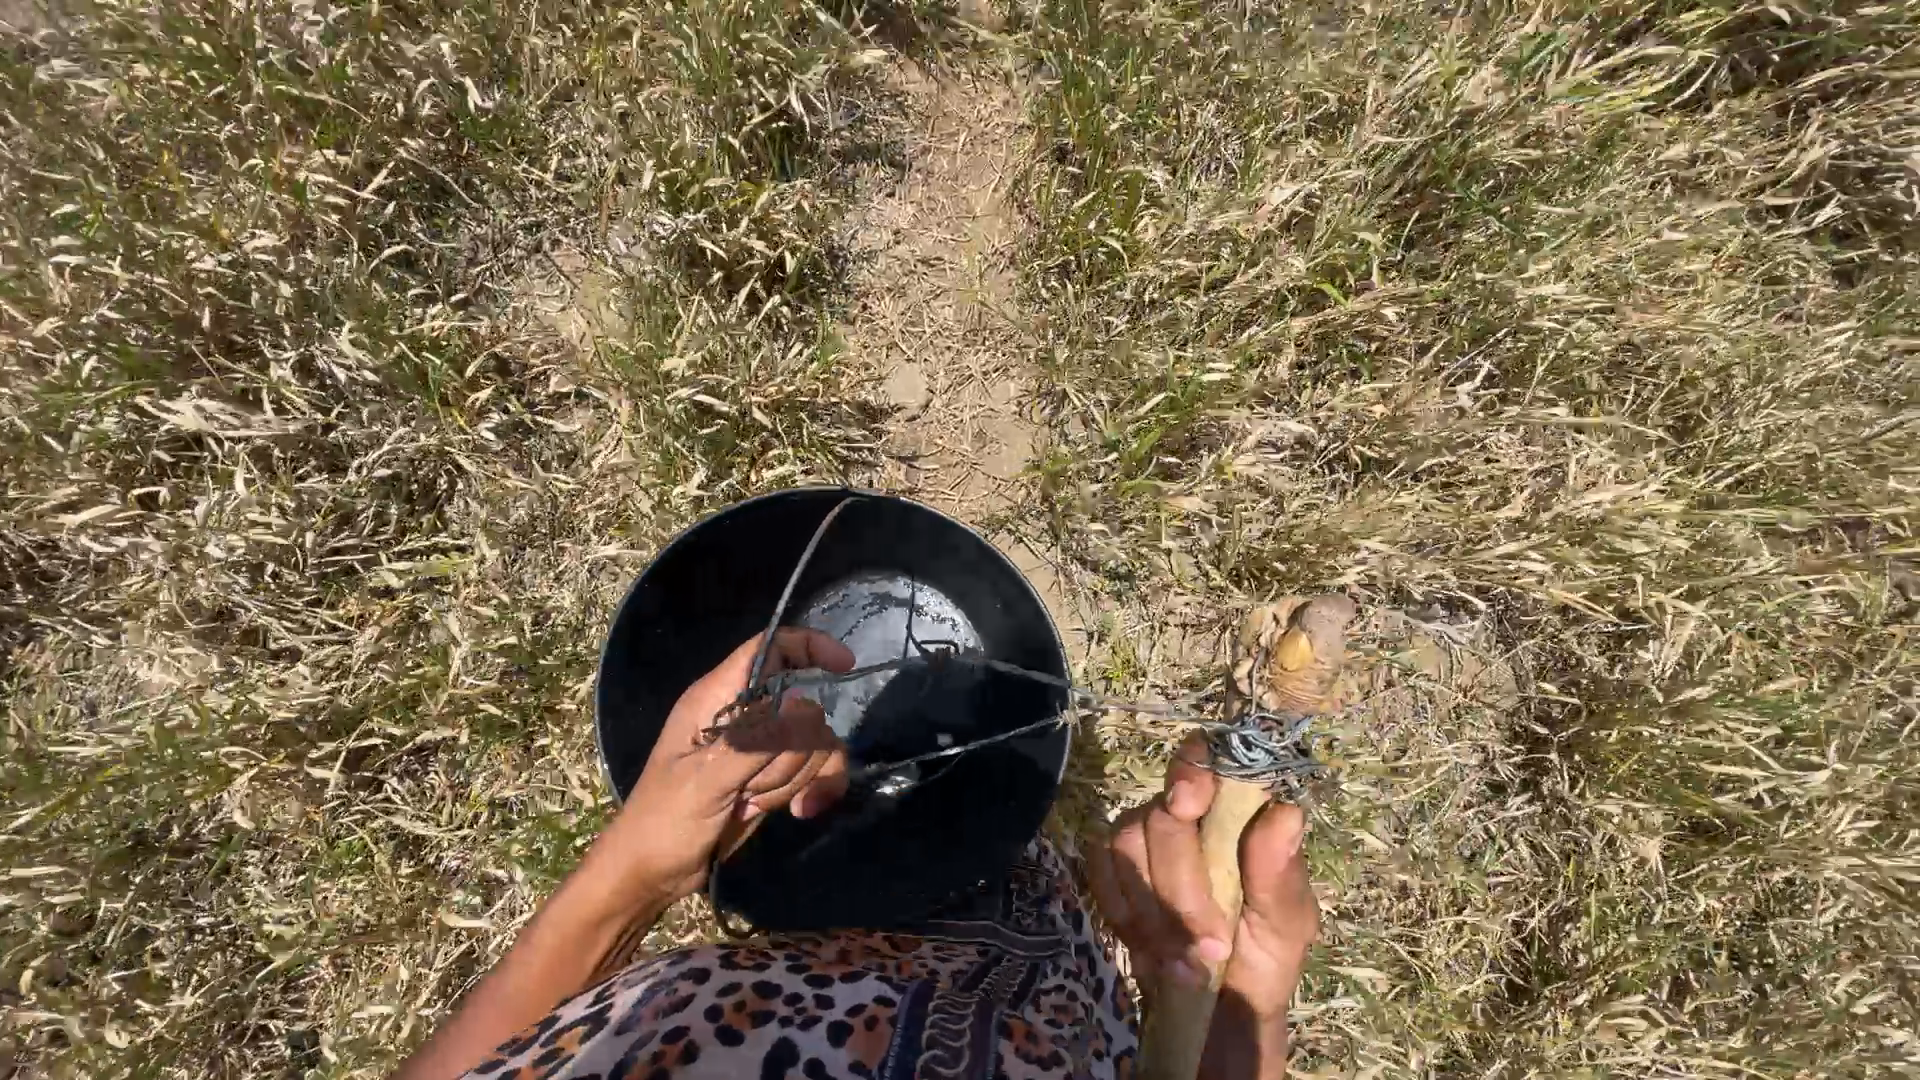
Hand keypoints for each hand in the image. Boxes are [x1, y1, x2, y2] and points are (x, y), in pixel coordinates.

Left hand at [581, 627, 856, 911]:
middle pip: (803, 708)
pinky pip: (820, 768)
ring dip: (794, 778)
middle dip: (790, 753)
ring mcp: (764, 747)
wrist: (653, 875)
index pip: (770, 649)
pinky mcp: (777, 776)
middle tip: (750, 784)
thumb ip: (758, 740)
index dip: (809, 646)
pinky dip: (817, 789)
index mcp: (718, 698)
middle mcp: (746, 714)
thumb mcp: (705, 779)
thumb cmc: (664, 820)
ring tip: (752, 802)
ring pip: (816, 742)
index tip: (843, 666)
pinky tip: (801, 813)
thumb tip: (808, 707)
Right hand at [1087, 732, 1319, 1021]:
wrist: (1216, 1010)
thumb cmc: (1262, 958)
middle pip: (1162, 817)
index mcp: (1232, 813)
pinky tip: (1152, 949)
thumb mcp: (1286, 926)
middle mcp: (1181, 812)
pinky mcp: (1107, 864)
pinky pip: (1100, 871)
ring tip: (1187, 962)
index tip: (1189, 801)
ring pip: (1126, 846)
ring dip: (1155, 912)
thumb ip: (1280, 874)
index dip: (1191, 770)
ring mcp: (1139, 834)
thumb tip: (1286, 813)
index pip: (1204, 762)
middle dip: (1182, 889)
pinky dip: (1125, 914)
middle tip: (1212, 947)